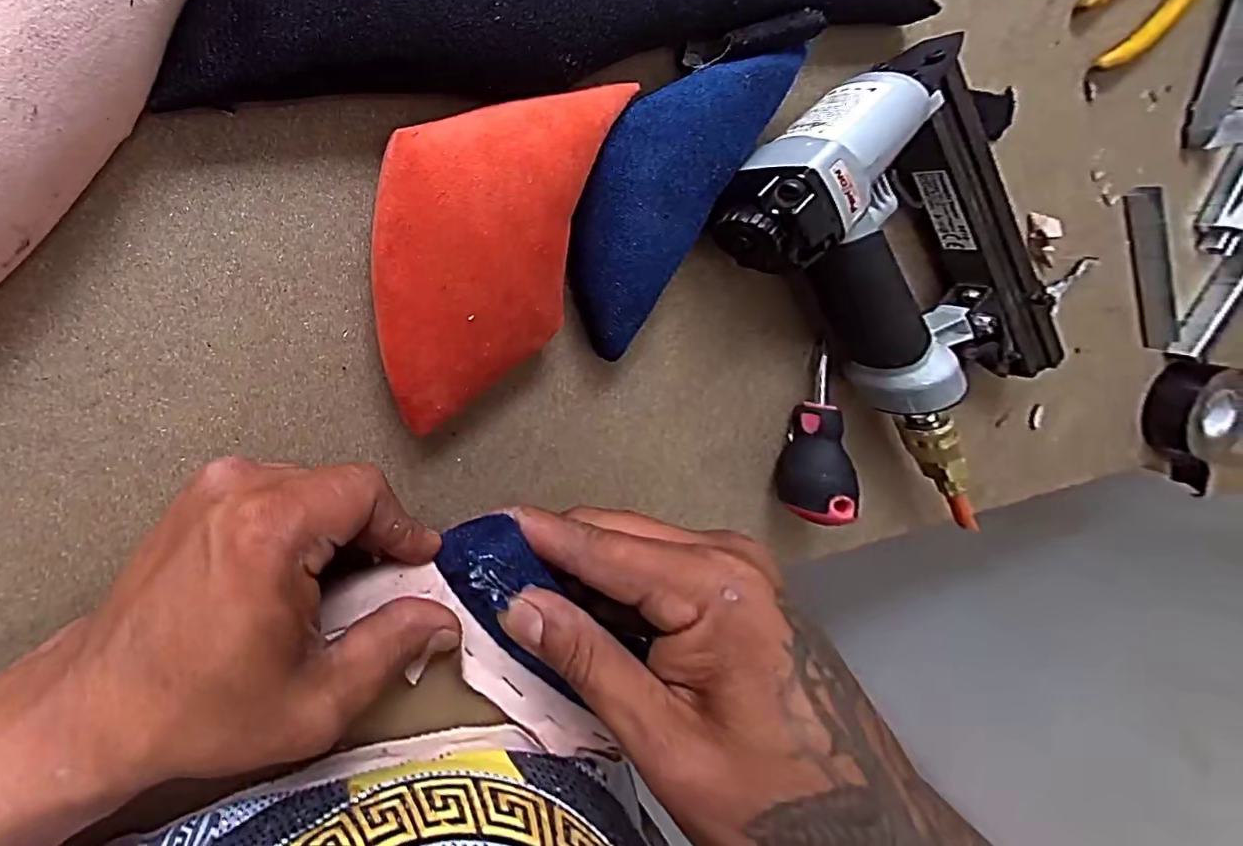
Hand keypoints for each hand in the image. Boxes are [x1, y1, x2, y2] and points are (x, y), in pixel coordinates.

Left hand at [63, 458, 460, 786]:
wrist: (107, 699)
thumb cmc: (193, 705)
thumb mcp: (314, 698)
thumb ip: (388, 645)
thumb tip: (432, 617)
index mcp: (268, 527)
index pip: (364, 488)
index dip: (401, 523)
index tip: (415, 555)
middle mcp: (237, 490)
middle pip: (336, 484)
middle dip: (367, 533)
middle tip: (377, 587)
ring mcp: (212, 486)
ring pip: (305, 484)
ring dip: (329, 528)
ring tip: (324, 589)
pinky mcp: (200, 495)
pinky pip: (270, 489)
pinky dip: (294, 522)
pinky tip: (287, 573)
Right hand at [499, 508, 987, 845]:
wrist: (871, 840)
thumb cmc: (778, 805)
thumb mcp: (664, 740)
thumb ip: (585, 660)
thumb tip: (517, 604)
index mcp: (714, 587)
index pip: (593, 543)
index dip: (527, 534)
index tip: (476, 531)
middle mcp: (726, 559)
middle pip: (605, 533)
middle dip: (544, 549)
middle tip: (488, 570)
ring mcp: (732, 569)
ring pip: (621, 545)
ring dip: (570, 567)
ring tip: (519, 591)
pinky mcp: (729, 586)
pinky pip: (646, 566)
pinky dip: (602, 583)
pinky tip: (573, 610)